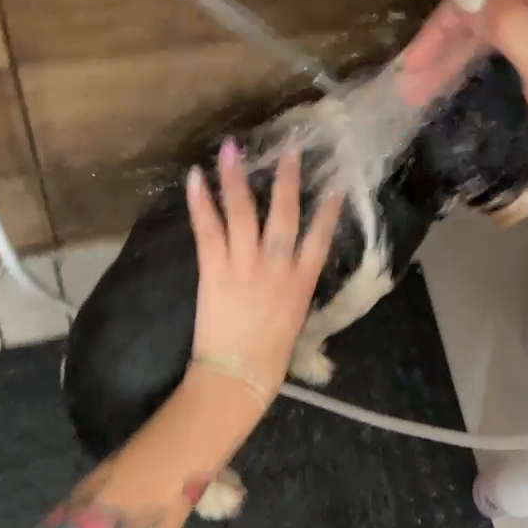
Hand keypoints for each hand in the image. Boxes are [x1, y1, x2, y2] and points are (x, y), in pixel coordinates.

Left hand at [185, 139, 344, 405]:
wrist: (237, 379)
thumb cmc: (267, 363)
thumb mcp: (293, 326)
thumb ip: (292, 296)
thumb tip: (289, 279)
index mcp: (302, 285)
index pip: (321, 238)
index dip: (328, 209)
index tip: (334, 183)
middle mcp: (277, 268)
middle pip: (284, 214)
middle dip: (287, 178)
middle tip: (289, 148)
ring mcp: (244, 267)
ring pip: (242, 213)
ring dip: (236, 178)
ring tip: (231, 148)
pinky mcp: (214, 272)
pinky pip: (207, 230)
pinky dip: (200, 202)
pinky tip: (194, 178)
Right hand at [398, 0, 527, 186]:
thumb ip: (508, 24)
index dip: (441, 27)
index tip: (411, 69)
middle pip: (483, 7)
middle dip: (442, 46)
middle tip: (408, 89)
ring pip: (490, 27)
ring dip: (453, 57)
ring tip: (421, 92)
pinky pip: (504, 42)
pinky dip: (474, 61)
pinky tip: (454, 81)